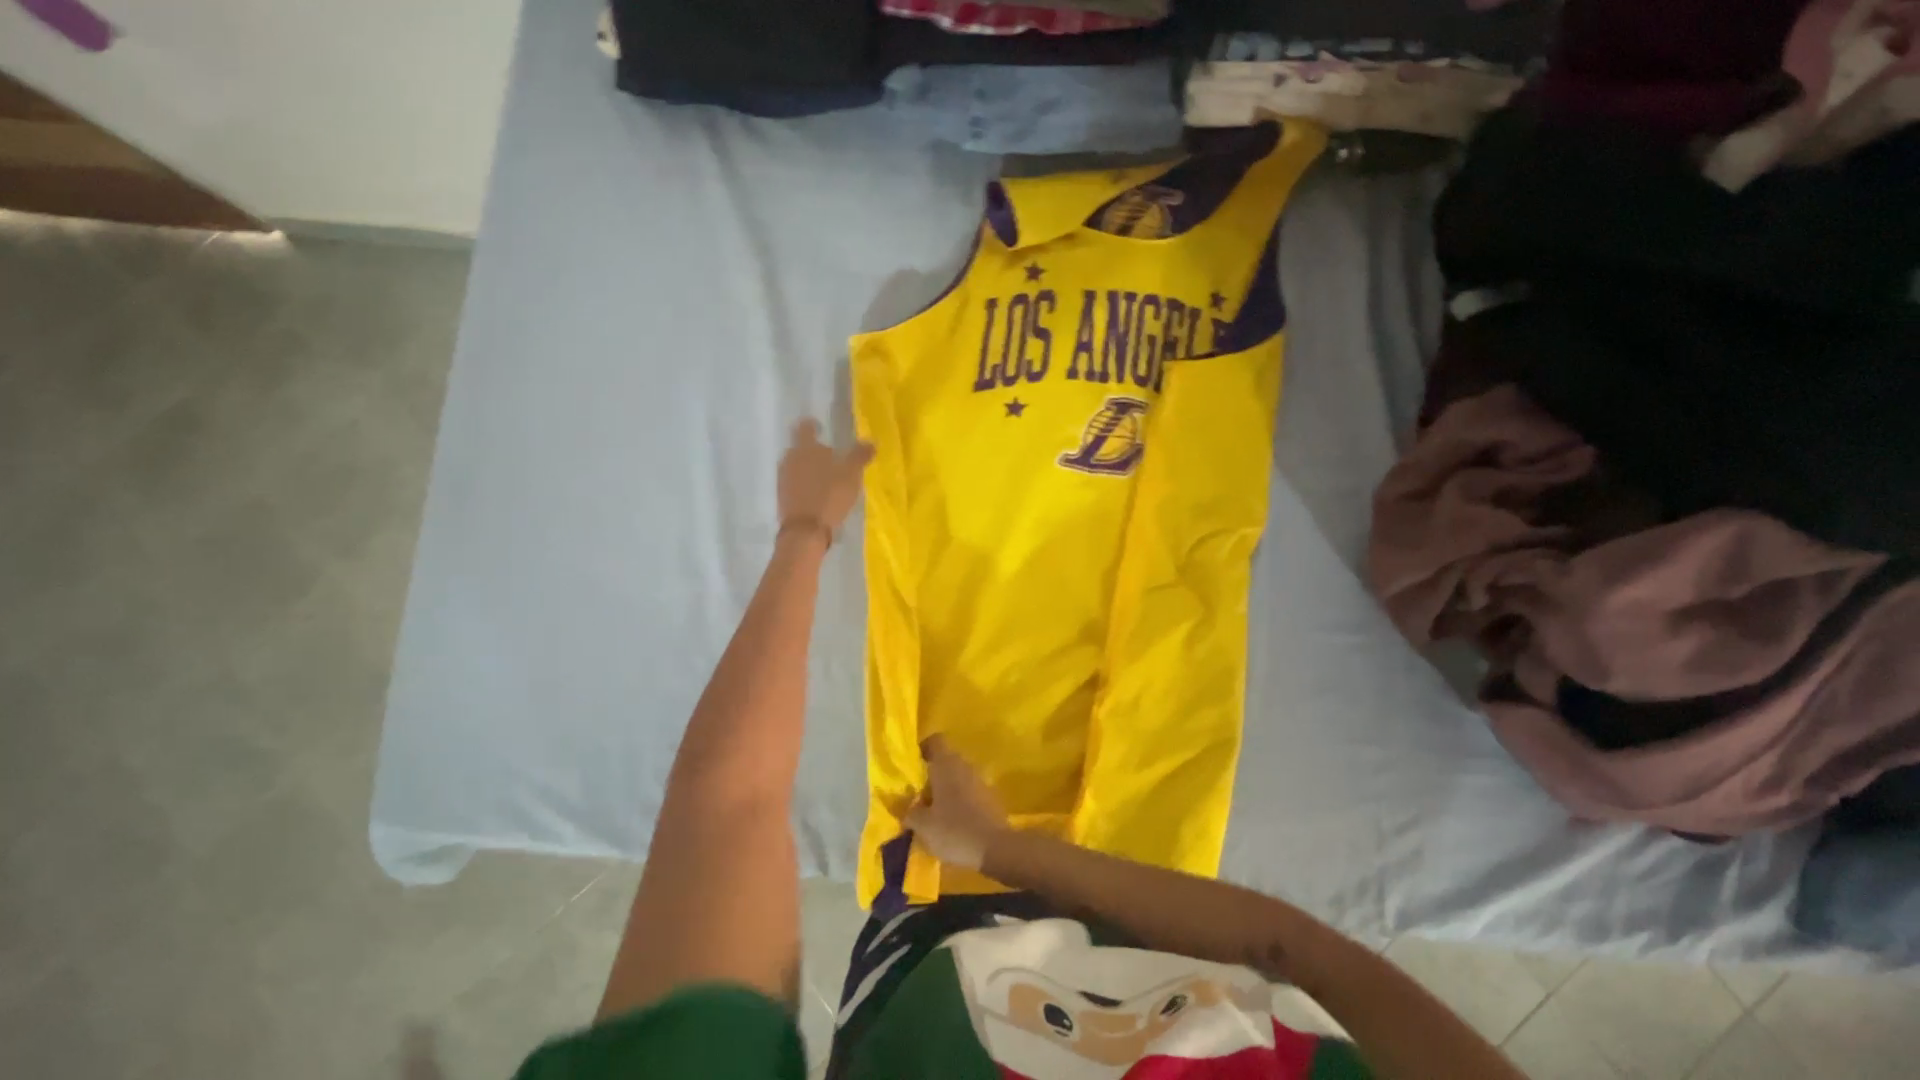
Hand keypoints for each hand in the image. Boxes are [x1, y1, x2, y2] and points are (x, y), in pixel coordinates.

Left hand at [778, 419, 874, 538]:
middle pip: (800, 447)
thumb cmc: (829, 495)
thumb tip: (871, 441)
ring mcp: (783, 478)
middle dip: (813, 450)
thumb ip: (860, 455)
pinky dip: (805, 484)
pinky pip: (794, 482)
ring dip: (809, 468)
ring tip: (827, 478)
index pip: (805, 426)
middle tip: (832, 457)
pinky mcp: (782, 496)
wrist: (805, 531)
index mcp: (804, 446)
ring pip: (796, 465)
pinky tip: (818, 494)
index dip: (813, 425)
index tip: (821, 427)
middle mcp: (789, 457)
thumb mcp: (851, 474)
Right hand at [904, 736, 1010, 870]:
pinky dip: (959, 802)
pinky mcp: (991, 799)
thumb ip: (909, 811)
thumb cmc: (954, 830)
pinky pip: (969, 793)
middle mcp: (965, 766)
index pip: (935, 741)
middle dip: (931, 776)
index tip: (912, 767)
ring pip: (958, 778)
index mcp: (947, 764)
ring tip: (933, 813)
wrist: (996, 848)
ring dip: (945, 790)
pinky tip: (952, 823)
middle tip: (918, 796)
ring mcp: (981, 781)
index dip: (922, 749)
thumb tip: (905, 806)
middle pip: (945, 761)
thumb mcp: (923, 825)